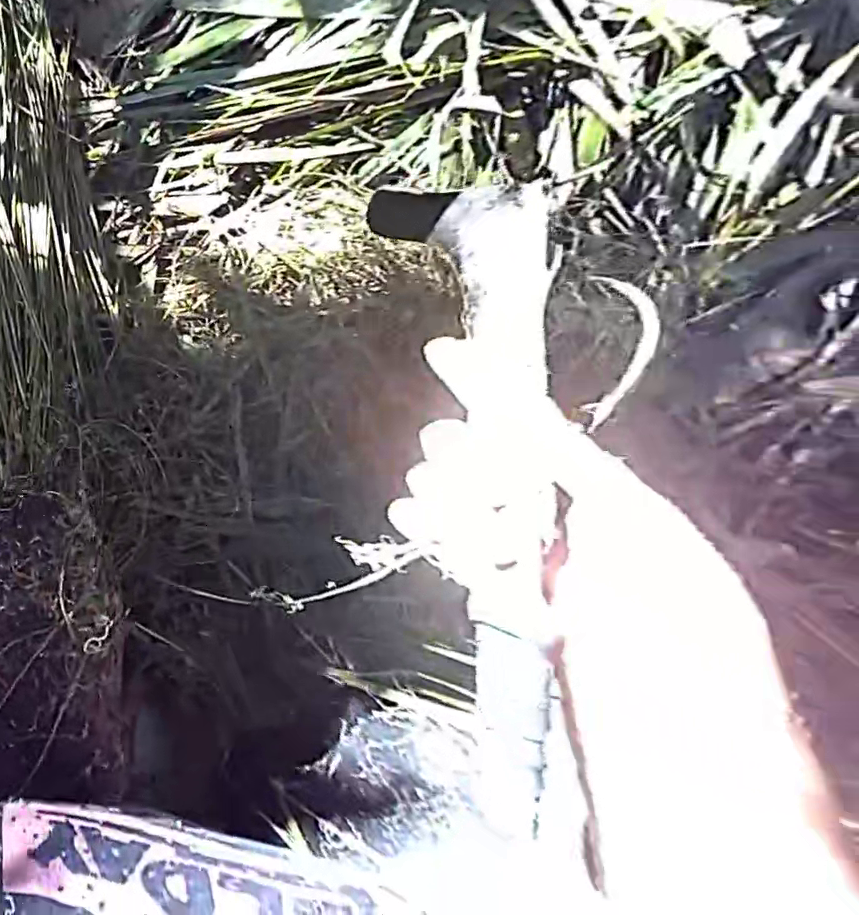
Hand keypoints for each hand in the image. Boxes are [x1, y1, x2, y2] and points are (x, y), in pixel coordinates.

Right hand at [387, 336, 739, 626]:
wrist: (661, 737)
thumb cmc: (668, 624)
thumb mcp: (631, 522)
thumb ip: (560, 456)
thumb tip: (507, 394)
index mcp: (595, 490)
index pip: (527, 423)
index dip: (487, 386)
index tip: (446, 351)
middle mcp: (552, 514)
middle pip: (474, 456)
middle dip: (468, 462)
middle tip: (494, 491)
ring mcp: (512, 550)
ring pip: (446, 495)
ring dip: (452, 505)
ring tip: (486, 541)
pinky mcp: (479, 583)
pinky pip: (434, 538)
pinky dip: (423, 526)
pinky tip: (419, 524)